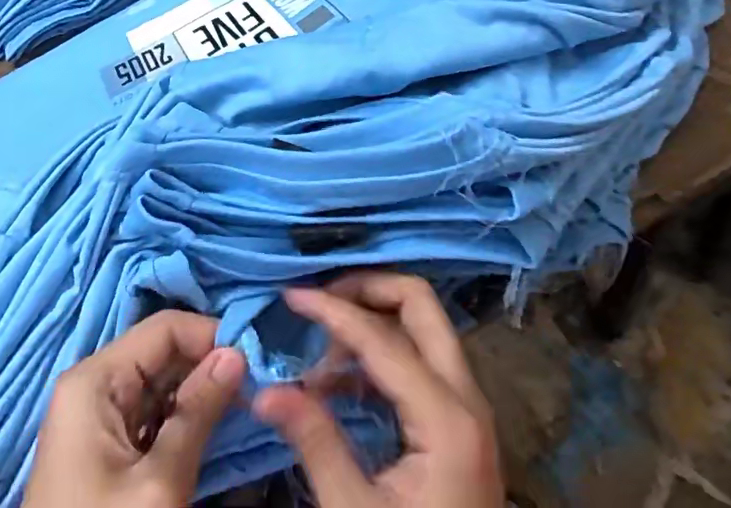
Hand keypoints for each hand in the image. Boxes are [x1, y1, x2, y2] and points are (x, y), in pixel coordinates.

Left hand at [25, 310, 247, 507]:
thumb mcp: (159, 482)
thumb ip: (198, 413)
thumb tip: (236, 355)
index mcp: (95, 378)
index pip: (162, 329)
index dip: (210, 335)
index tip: (258, 358)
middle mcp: (93, 383)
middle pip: (160, 353)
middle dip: (209, 362)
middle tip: (261, 382)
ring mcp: (97, 415)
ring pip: (159, 383)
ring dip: (201, 390)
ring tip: (248, 400)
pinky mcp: (105, 444)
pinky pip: (151, 413)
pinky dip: (184, 416)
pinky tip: (217, 423)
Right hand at [252, 272, 502, 507]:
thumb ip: (314, 442)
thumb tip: (262, 391)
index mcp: (446, 419)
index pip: (381, 336)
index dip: (331, 310)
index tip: (289, 297)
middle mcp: (467, 398)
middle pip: (420, 305)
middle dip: (365, 289)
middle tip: (317, 300)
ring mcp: (467, 408)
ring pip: (421, 327)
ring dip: (370, 319)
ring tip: (320, 348)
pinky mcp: (458, 423)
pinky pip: (419, 359)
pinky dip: (379, 351)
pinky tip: (338, 380)